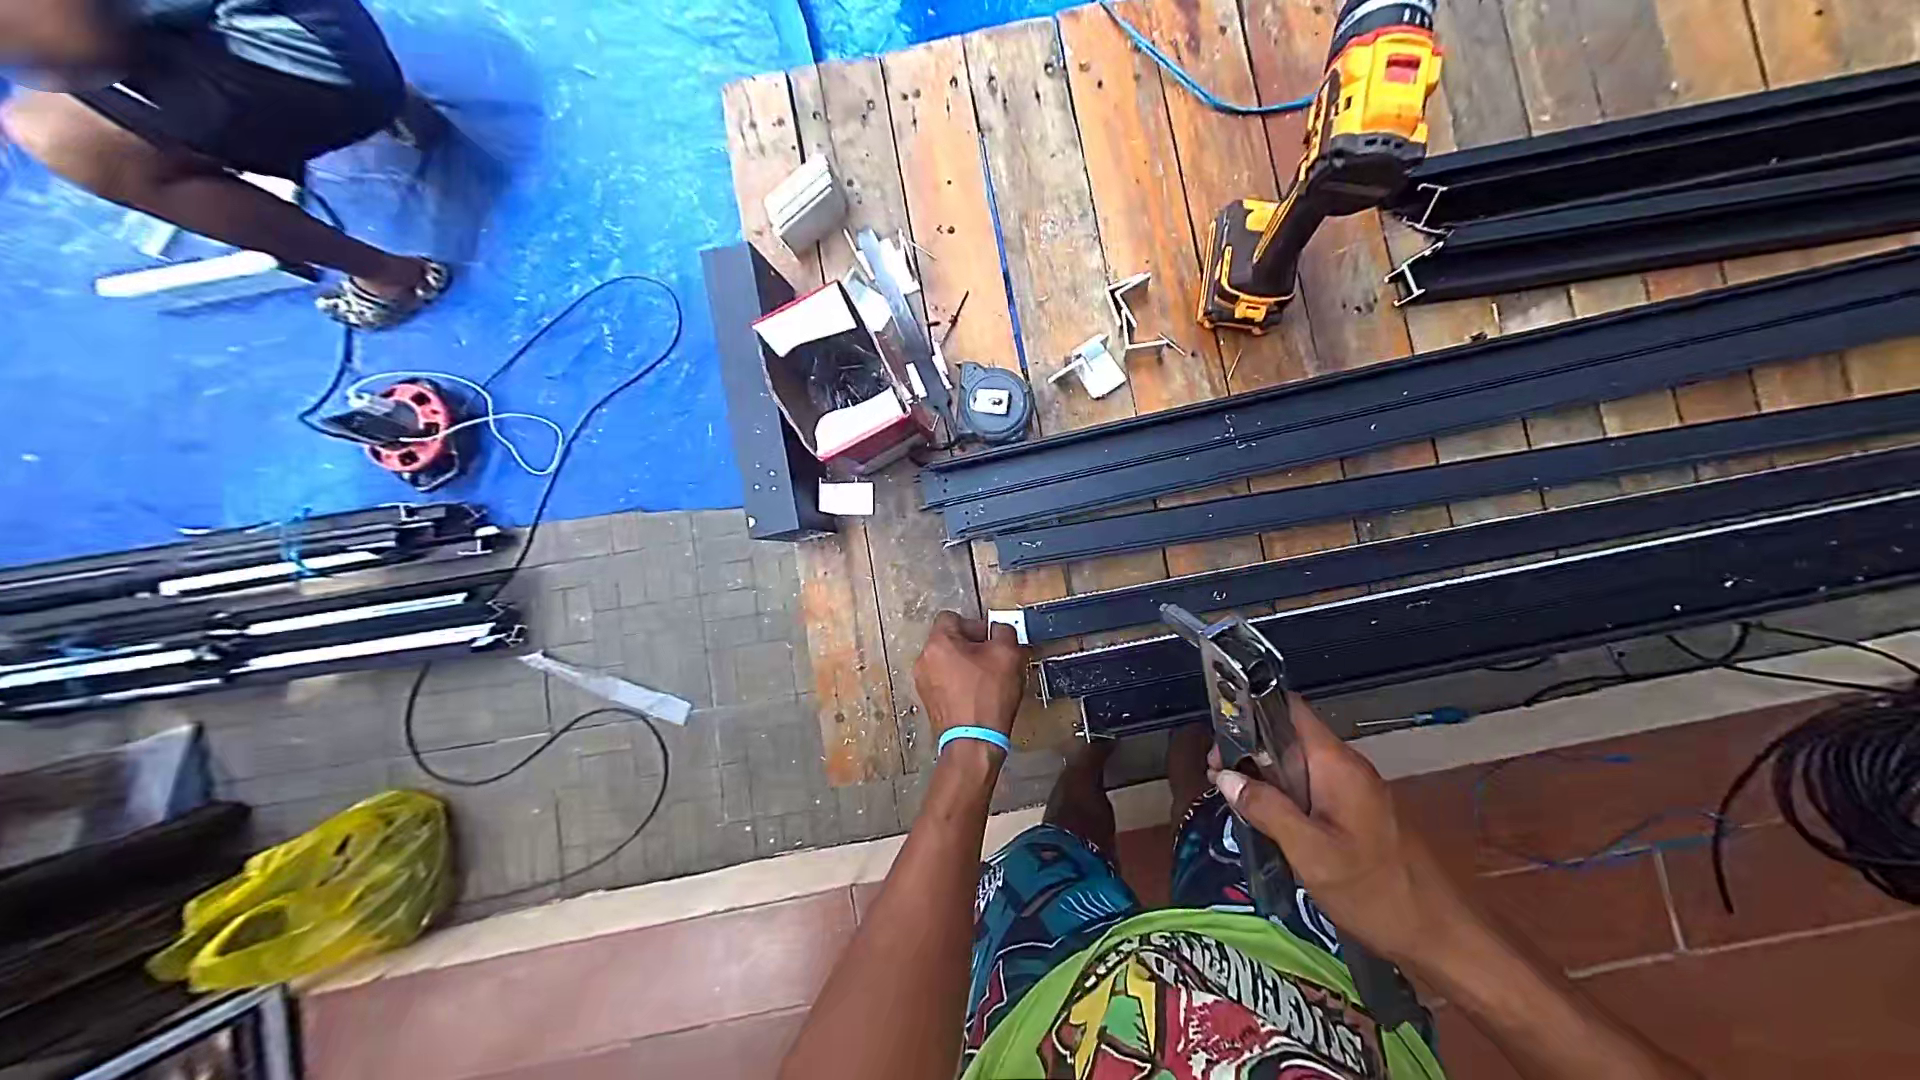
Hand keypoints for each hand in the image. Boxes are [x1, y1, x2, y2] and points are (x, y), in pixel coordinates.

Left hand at [913, 611, 1027, 747]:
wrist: (974, 741)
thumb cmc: (988, 696)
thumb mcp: (1007, 654)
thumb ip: (1004, 631)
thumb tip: (1000, 629)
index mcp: (938, 643)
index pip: (952, 617)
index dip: (975, 624)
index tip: (991, 639)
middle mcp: (924, 660)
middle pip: (949, 640)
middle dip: (972, 646)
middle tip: (993, 659)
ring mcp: (924, 683)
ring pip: (947, 661)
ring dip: (967, 665)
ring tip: (988, 679)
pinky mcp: (929, 701)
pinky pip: (945, 681)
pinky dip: (960, 683)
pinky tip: (978, 695)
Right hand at [1208, 694, 1474, 970]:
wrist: (1440, 940)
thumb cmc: (1375, 892)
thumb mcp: (1311, 852)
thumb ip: (1266, 808)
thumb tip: (1225, 777)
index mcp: (1337, 764)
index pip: (1290, 709)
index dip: (1251, 710)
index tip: (1219, 735)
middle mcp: (1344, 767)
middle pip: (1287, 736)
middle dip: (1248, 749)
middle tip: (1218, 776)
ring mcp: (1350, 790)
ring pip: (1294, 764)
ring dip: (1261, 775)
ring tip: (1232, 796)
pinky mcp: (1351, 812)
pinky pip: (1306, 788)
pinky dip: (1280, 795)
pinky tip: (1262, 817)